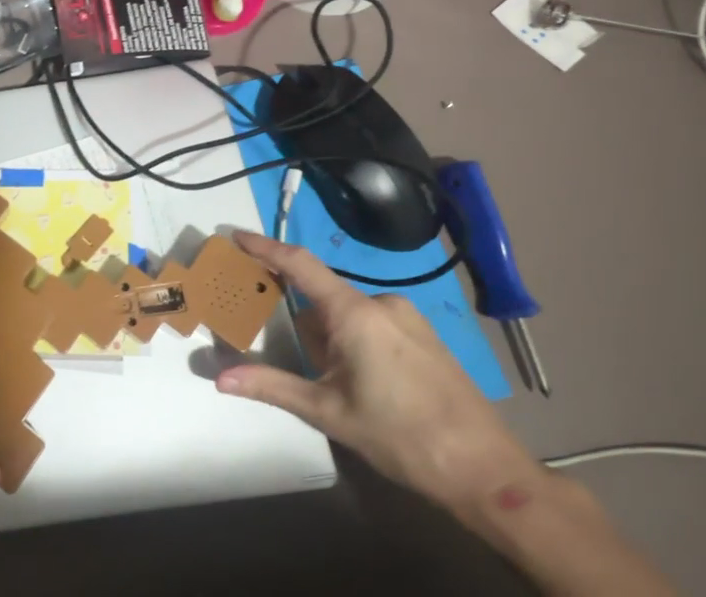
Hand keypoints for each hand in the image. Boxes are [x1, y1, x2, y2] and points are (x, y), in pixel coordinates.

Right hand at [215, 233, 537, 514]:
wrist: (485, 470)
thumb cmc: (402, 437)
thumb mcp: (329, 413)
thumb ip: (272, 386)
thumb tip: (219, 378)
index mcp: (356, 314)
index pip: (300, 265)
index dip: (265, 247)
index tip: (236, 235)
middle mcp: (383, 305)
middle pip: (321, 296)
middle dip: (295, 317)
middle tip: (270, 337)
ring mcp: (409, 320)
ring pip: (347, 314)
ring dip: (325, 334)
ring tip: (318, 375)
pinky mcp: (424, 338)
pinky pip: (372, 325)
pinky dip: (350, 339)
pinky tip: (353, 379)